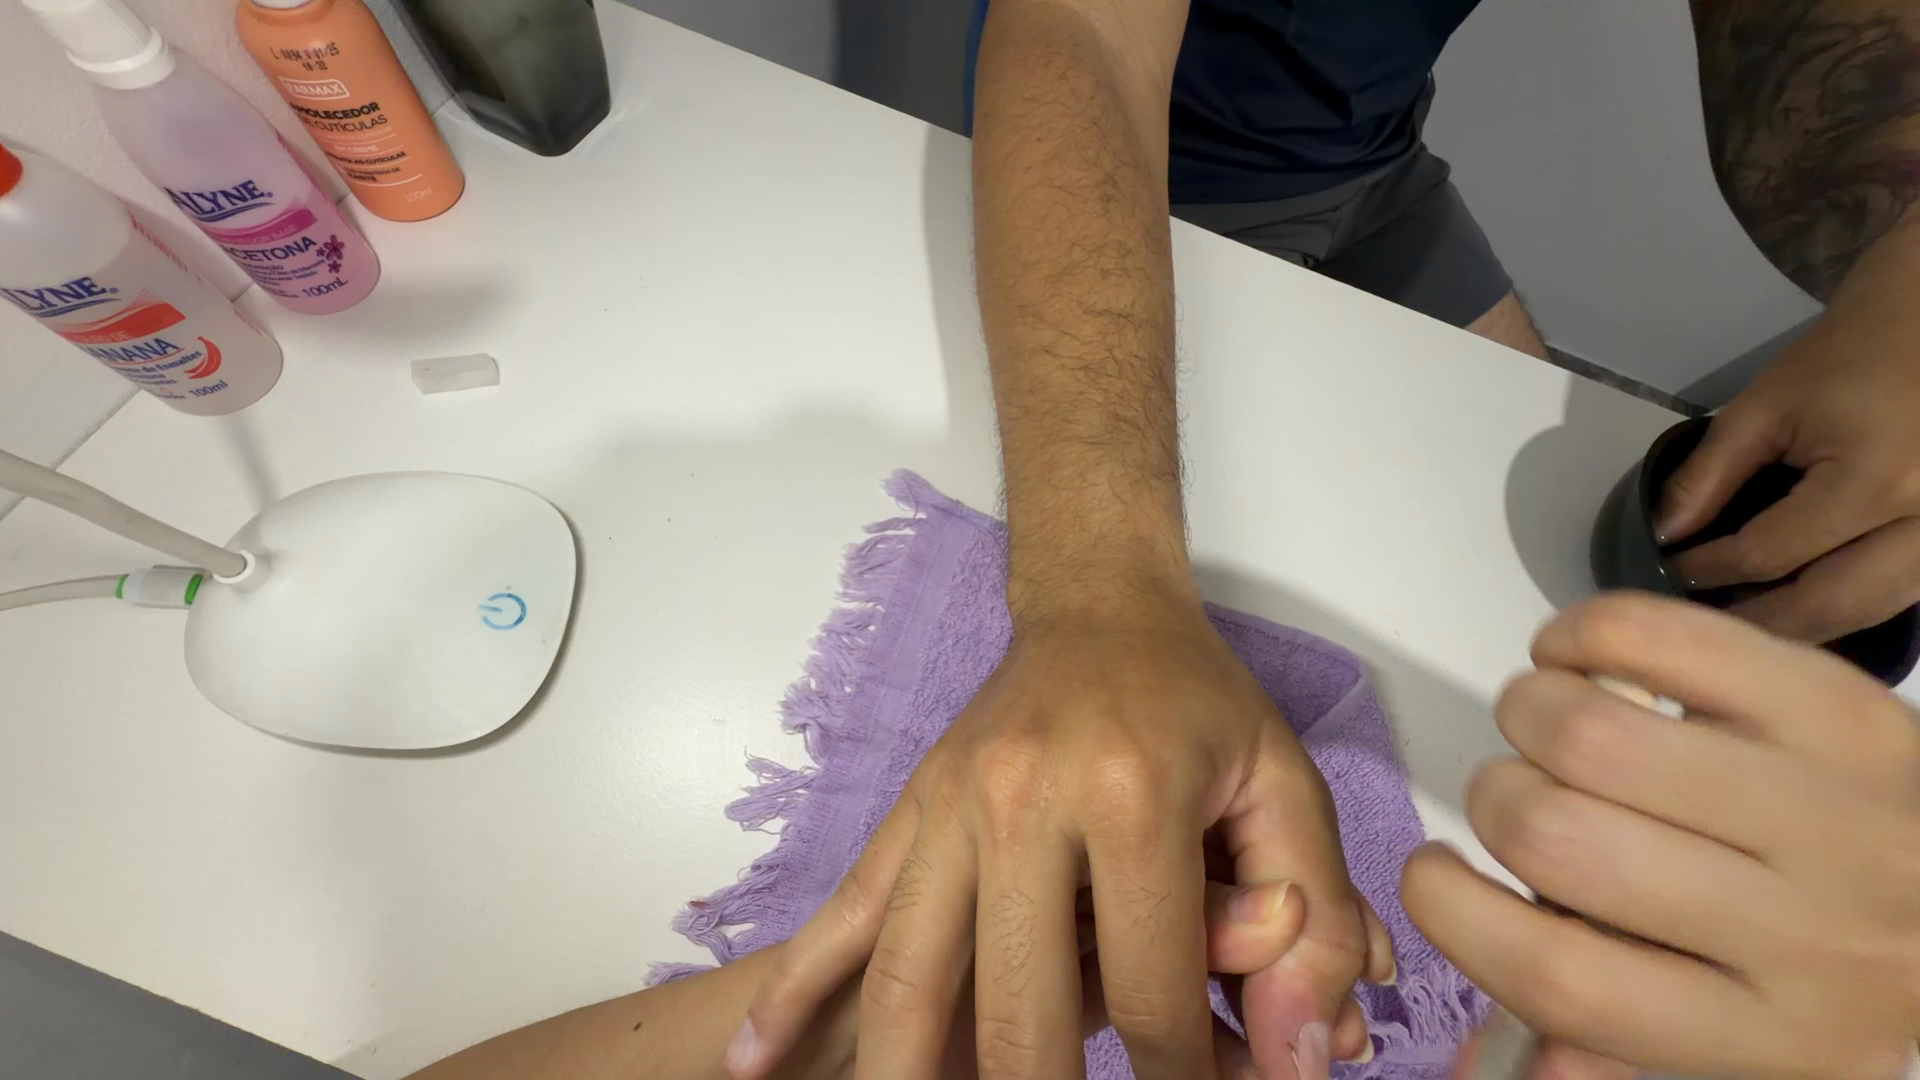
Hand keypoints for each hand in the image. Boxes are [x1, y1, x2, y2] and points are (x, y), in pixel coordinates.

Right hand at [727, 594, 1391, 1079]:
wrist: (1098, 609)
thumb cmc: (1194, 696)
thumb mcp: (1286, 787)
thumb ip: (1318, 923)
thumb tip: (1309, 1067)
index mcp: (1129, 796)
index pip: (1152, 997)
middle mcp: (1021, 797)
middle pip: (1017, 1012)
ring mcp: (951, 798)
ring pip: (908, 976)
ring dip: (909, 1075)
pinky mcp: (916, 800)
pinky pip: (850, 906)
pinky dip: (800, 990)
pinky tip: (759, 1061)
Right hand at [1404, 593, 1919, 1079]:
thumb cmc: (1833, 962)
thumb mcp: (1729, 1036)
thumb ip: (1604, 1050)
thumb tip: (1481, 1067)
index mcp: (1763, 1033)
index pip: (1553, 977)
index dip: (1450, 907)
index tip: (1438, 868)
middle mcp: (1807, 934)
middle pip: (1547, 832)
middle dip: (1495, 793)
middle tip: (1527, 789)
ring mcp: (1829, 806)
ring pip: (1580, 732)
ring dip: (1525, 709)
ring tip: (1553, 720)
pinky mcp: (1833, 702)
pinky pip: (1644, 638)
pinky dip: (1572, 636)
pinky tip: (1577, 659)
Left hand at [1658, 284, 1919, 642]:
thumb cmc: (1852, 354)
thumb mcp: (1760, 411)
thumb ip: (1704, 479)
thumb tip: (1661, 536)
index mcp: (1879, 485)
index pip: (1767, 555)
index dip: (1704, 569)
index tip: (1664, 570)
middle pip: (1834, 603)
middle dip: (1756, 623)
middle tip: (1696, 626)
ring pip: (1882, 607)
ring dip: (1808, 625)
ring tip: (1740, 627)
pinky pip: (1912, 588)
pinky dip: (1855, 605)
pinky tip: (1803, 605)